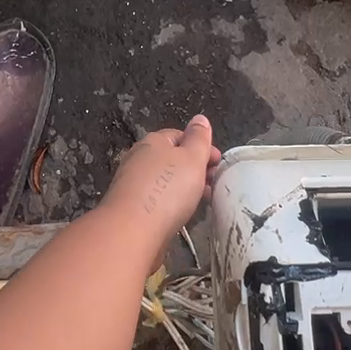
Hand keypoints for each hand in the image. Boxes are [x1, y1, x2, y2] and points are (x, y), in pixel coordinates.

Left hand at [97, 115, 221, 252]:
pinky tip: (182, 215)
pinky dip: (172, 204)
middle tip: (215, 184)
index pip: (180, 136)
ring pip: (165, 181)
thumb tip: (200, 118)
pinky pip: (157, 200)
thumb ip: (199, 139)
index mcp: (153, 142)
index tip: (219, 164)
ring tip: (203, 201)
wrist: (131, 231)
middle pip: (172, 159)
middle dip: (195, 169)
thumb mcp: (191, 158)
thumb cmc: (167, 190)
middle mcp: (139, 158)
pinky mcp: (131, 208)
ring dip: (185, 187)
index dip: (202, 147)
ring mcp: (132, 184)